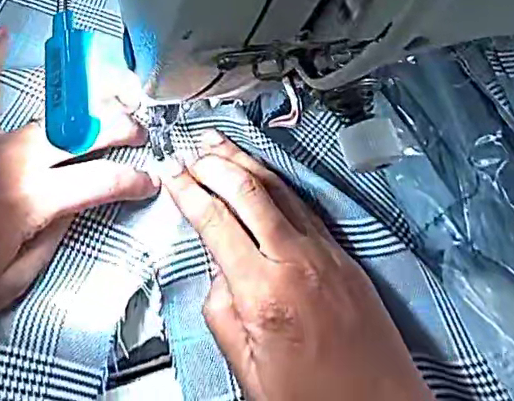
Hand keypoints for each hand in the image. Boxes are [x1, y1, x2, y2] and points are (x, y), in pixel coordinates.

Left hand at [0, 28, 154, 400]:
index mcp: (31, 200)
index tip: (153, 179)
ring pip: (43, 112)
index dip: (132, 179)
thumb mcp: (12, 280)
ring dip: (80, 103)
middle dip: (118, 127)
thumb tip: (77, 201)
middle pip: (79, 133)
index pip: (98, 182)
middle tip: (143, 128)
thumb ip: (53, 233)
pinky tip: (1, 34)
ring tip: (109, 97)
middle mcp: (14, 160)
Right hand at [158, 131, 431, 400]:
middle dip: (212, 165)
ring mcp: (324, 253)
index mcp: (264, 294)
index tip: (170, 175)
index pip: (215, 221)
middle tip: (189, 156)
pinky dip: (275, 180)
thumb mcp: (250, 370)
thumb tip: (216, 269)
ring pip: (276, 187)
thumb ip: (222, 312)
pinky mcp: (343, 255)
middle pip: (246, 189)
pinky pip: (302, 203)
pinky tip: (260, 172)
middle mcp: (295, 262)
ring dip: (242, 159)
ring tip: (217, 144)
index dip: (187, 191)